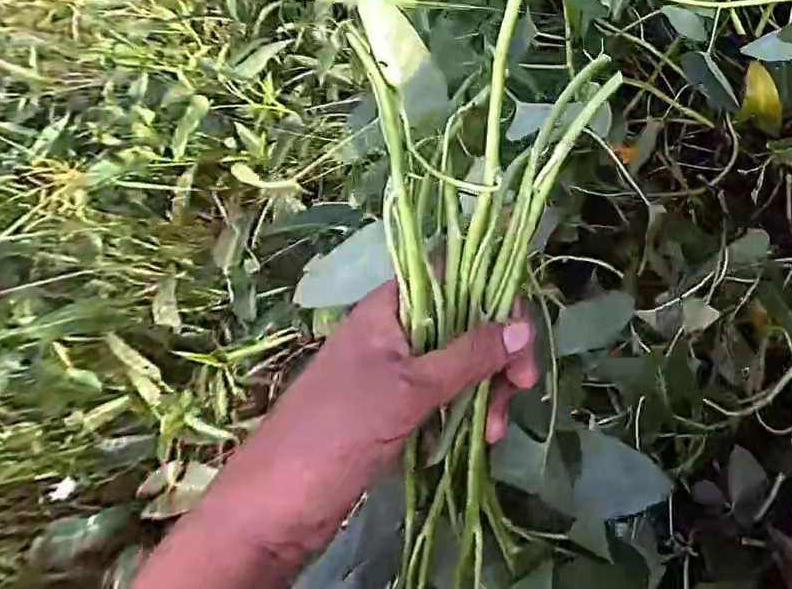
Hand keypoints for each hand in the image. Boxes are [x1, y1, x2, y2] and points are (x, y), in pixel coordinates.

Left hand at [136, 282, 538, 588]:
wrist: (266, 518)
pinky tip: (481, 436)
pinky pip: (448, 392)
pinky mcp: (399, 405)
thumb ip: (470, 355)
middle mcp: (399, 327)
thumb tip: (526, 325)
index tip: (523, 329)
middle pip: (467, 319)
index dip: (495, 291)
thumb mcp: (409, 390)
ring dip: (488, 387)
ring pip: (462, 359)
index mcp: (392, 305)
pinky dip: (469, 408)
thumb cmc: (334, 435)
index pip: (457, 273)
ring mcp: (398, 367)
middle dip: (499, 351)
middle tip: (524, 385)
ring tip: (495, 430)